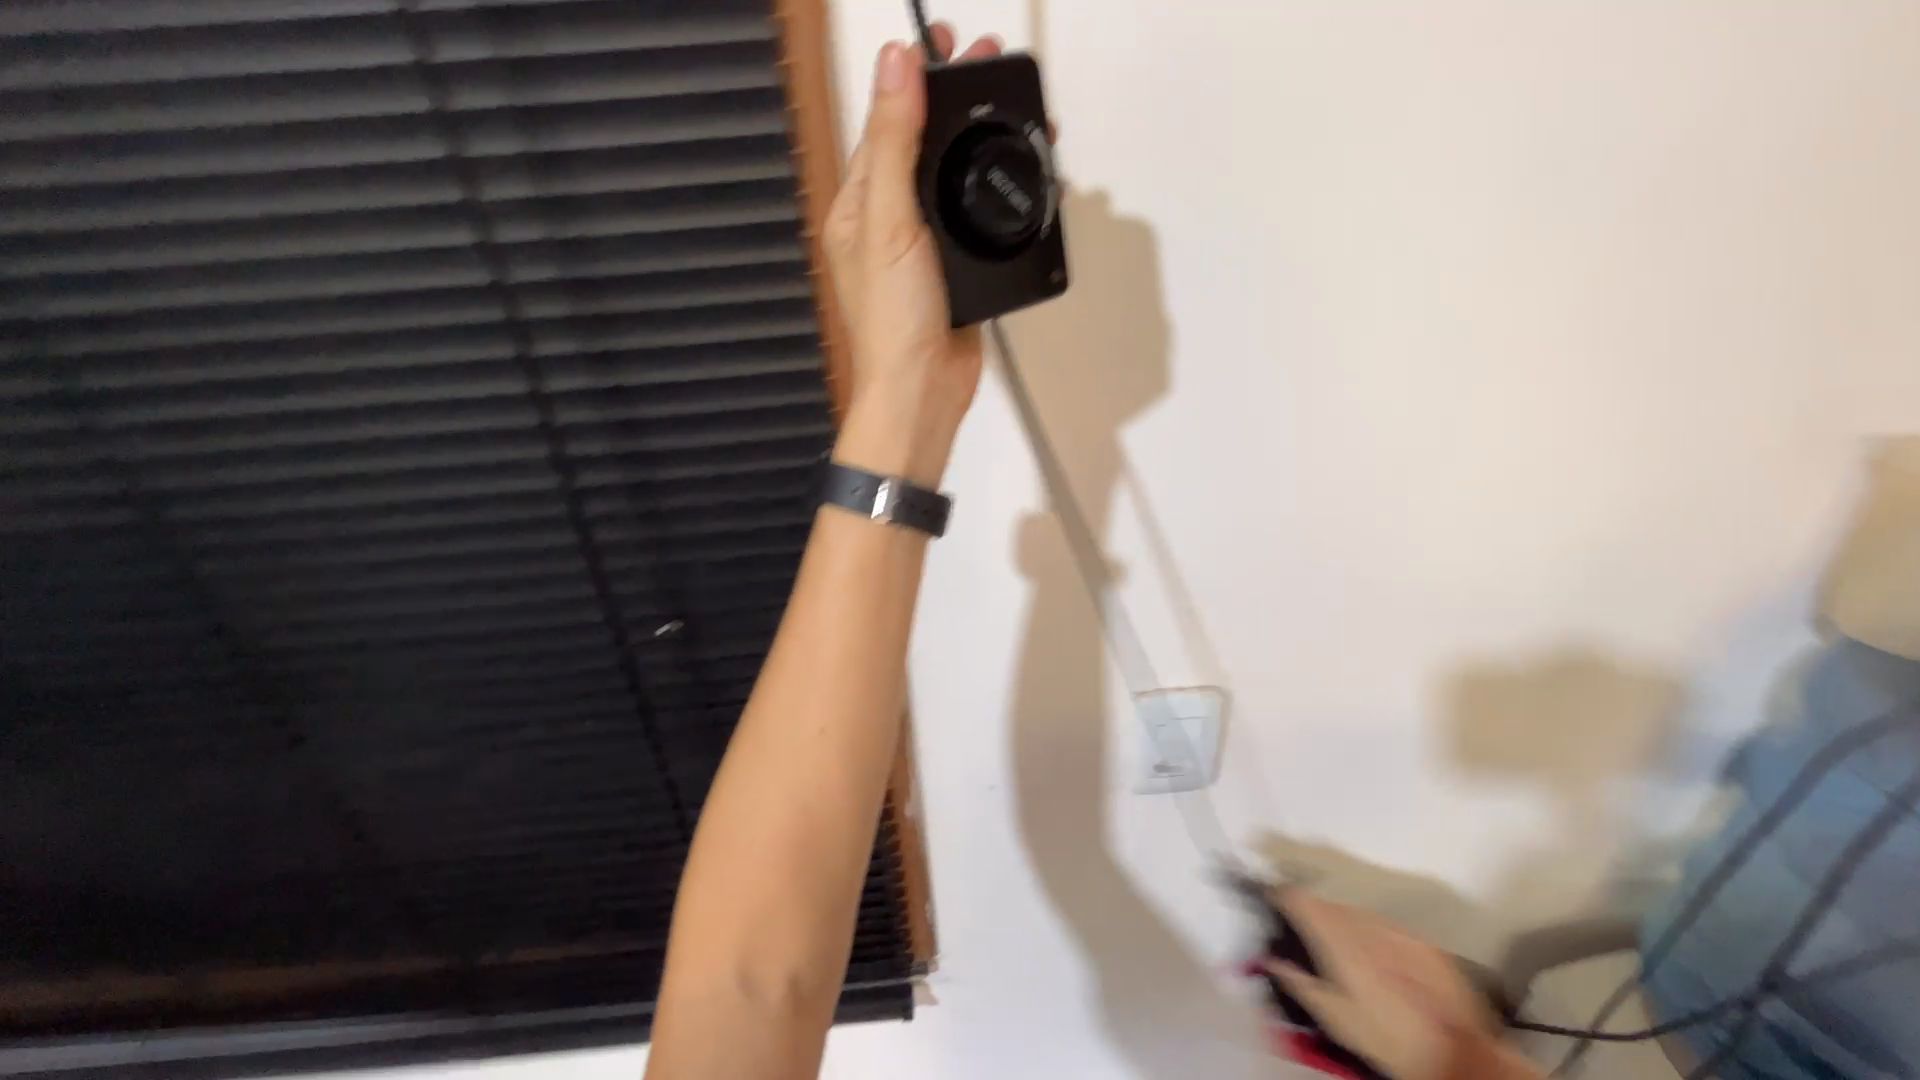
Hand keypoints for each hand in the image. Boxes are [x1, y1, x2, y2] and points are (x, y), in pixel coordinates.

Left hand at [823, 26, 1002, 487]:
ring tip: (1013, 113)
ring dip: (980, 144)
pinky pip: (976, 217)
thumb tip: (895, 68)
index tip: (941, 44)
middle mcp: (889, 221)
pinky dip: (995, 192)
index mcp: (859, 204)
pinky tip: (1016, 176)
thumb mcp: (889, 222)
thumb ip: (894, 144)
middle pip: (923, 145)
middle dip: (955, 102)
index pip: (884, 123)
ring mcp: (924, 245)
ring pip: (953, 180)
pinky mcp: (957, 268)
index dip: (912, 80)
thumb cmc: (892, 321)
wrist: (924, 389)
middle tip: (988, 65)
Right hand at [1265, 890, 1521, 1079]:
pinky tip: (1378, 959)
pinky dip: (1372, 935)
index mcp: (1337, 939)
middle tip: (1306, 936)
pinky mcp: (1421, 941)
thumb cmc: (1384, 1035)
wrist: (1454, 1051)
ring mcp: (1395, 930)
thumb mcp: (1333, 1016)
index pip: (1300, 901)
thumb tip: (1272, 960)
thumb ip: (1298, 982)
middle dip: (1312, 914)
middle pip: (1327, 905)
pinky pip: (1385, 927)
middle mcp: (1364, 925)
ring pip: (1356, 914)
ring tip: (1342, 950)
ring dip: (1342, 923)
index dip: (1282, 896)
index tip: (1272, 899)